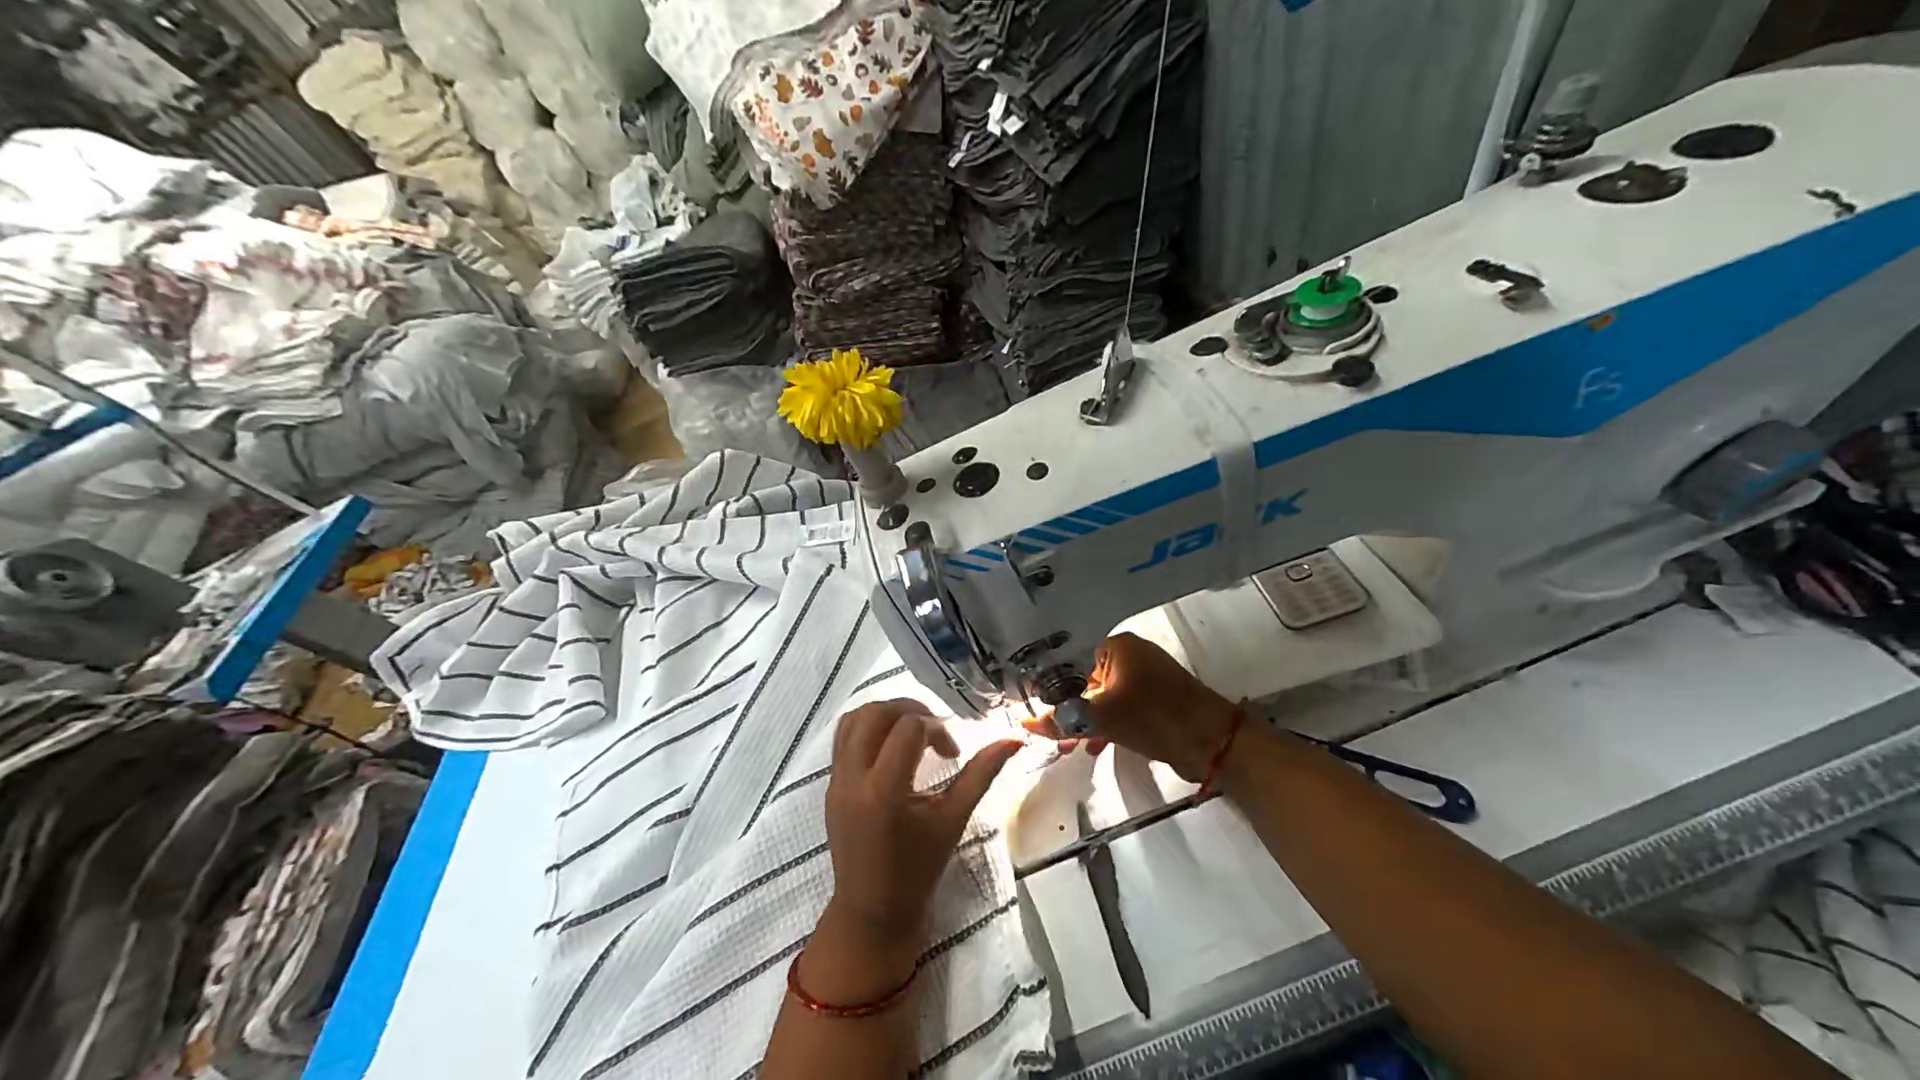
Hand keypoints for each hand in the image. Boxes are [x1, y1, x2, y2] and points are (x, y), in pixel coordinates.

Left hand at [825, 700, 1021, 939]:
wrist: (873, 910)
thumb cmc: (918, 869)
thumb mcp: (953, 818)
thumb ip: (981, 774)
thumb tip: (1014, 739)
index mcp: (884, 790)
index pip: (908, 728)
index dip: (937, 729)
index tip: (951, 753)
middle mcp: (853, 779)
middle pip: (875, 713)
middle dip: (908, 710)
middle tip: (933, 729)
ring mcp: (836, 781)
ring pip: (852, 719)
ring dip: (884, 714)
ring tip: (911, 731)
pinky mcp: (829, 786)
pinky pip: (842, 739)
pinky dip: (866, 728)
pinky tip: (890, 747)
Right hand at [1028, 633, 1237, 780]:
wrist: (1211, 741)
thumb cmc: (1152, 717)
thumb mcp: (1099, 718)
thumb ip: (1060, 719)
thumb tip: (1024, 722)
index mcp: (1119, 647)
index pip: (1074, 662)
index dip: (1056, 688)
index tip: (1043, 713)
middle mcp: (1133, 657)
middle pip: (1088, 682)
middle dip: (1072, 711)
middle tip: (1057, 736)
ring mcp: (1148, 679)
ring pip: (1105, 699)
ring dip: (1089, 722)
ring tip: (1072, 747)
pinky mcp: (1159, 701)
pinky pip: (1123, 709)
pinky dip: (1109, 725)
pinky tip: (1097, 746)